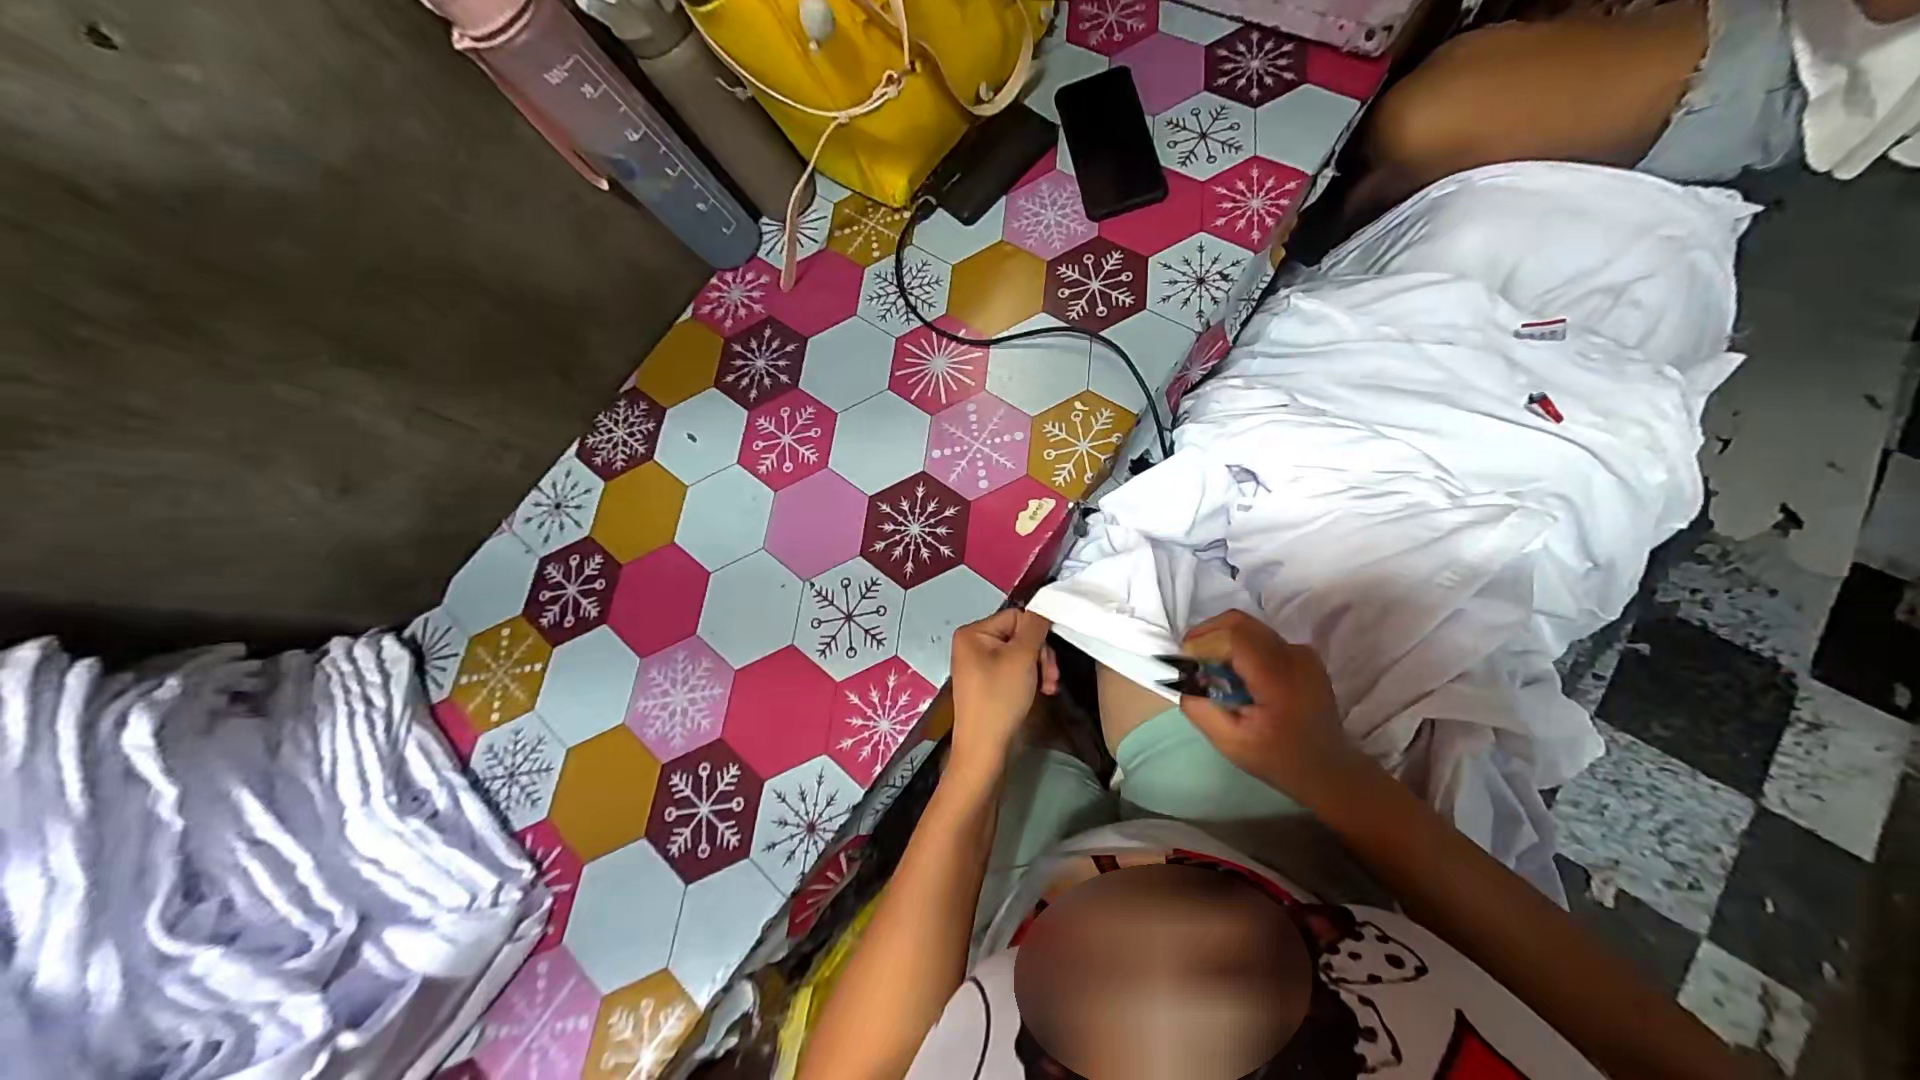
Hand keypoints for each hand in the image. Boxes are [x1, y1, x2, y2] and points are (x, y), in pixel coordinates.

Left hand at [947, 608, 1057, 778]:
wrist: (985, 748)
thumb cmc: (999, 699)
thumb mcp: (1021, 657)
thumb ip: (1035, 627)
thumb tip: (1045, 605)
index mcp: (973, 633)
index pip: (1016, 617)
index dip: (1036, 635)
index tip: (1047, 658)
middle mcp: (973, 644)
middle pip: (1020, 635)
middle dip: (1040, 655)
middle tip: (1050, 677)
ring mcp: (980, 665)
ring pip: (1022, 654)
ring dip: (1040, 668)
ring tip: (1048, 687)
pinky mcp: (989, 683)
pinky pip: (1015, 669)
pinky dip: (1031, 679)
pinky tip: (1041, 692)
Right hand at [1176, 611, 1362, 801]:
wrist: (1329, 768)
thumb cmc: (1278, 758)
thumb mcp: (1230, 743)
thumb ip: (1200, 709)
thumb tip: (1183, 680)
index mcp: (1278, 677)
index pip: (1233, 635)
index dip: (1202, 642)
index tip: (1187, 664)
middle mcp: (1293, 655)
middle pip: (1238, 623)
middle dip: (1207, 635)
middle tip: (1191, 660)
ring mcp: (1302, 652)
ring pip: (1249, 627)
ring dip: (1223, 641)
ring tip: (1212, 670)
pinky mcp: (1303, 655)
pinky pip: (1262, 638)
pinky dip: (1240, 647)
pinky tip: (1236, 675)